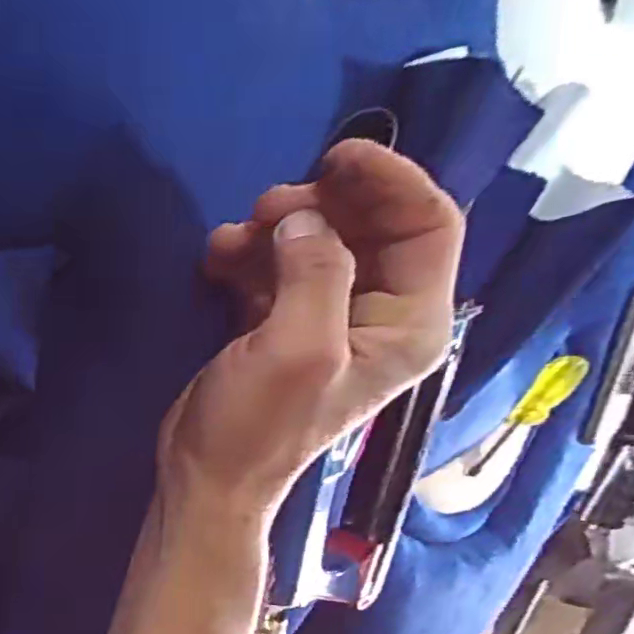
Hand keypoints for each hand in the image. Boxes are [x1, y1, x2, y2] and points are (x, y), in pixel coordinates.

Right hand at [159, 139, 462, 514]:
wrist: (206, 477)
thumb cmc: (257, 426)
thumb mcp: (297, 349)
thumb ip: (314, 274)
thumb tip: (303, 218)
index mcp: (407, 323)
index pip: (427, 226)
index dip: (391, 182)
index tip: (336, 156)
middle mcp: (374, 315)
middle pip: (368, 230)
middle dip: (322, 206)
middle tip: (268, 203)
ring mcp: (322, 319)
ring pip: (315, 246)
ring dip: (274, 230)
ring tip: (231, 237)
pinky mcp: (275, 326)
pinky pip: (274, 270)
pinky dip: (248, 256)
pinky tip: (216, 257)